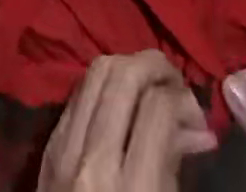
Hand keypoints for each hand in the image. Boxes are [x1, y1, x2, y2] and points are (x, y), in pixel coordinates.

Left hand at [39, 51, 218, 191]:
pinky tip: (121, 101)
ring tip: (150, 85)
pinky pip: (77, 93)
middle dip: (156, 66)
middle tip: (176, 84)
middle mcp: (92, 160)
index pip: (158, 108)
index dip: (183, 100)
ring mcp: (63, 150)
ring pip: (96, 72)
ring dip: (128, 67)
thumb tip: (198, 127)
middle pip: (122, 75)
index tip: (195, 115)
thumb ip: (175, 167)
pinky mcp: (47, 147)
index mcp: (131, 189)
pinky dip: (103, 85)